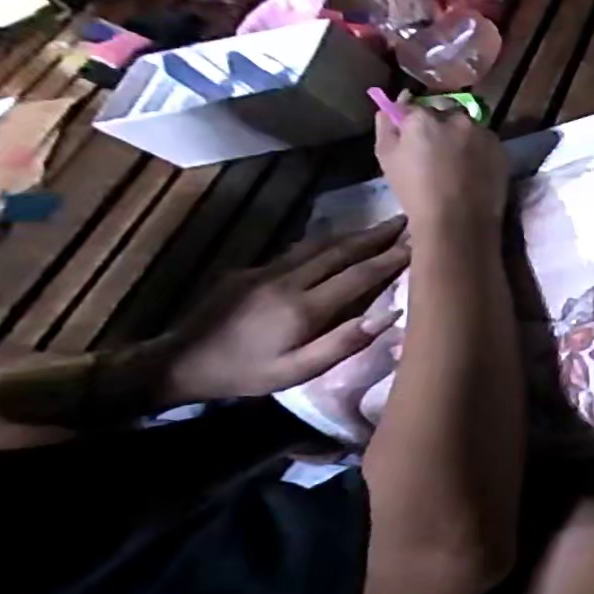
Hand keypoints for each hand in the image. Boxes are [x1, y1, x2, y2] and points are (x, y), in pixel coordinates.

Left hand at [161, 218, 409, 402]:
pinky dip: (327, 243)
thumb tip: (391, 315)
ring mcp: (265, 272)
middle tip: (406, 220)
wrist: (174, 364)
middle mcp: (287, 281)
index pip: (360, 275)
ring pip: (319, 246)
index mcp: (304, 307)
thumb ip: (345, 342)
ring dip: (355, 235)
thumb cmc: (246, 373)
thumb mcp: (299, 370)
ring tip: (381, 226)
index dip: (392, 258)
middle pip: (341, 251)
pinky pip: (298, 252)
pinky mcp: (250, 272)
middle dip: (377, 236)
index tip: (420, 244)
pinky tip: (337, 242)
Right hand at [374, 98, 506, 240]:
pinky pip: (487, 142)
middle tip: (436, 146)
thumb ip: (387, 125)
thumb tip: (392, 106)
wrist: (460, 218)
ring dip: (462, 134)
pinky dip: (479, 148)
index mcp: (425, 118)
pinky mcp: (502, 150)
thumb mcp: (387, 156)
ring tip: (457, 159)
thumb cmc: (416, 190)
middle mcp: (458, 119)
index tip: (412, 131)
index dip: (413, 118)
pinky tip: (473, 167)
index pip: (415, 105)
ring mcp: (484, 134)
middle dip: (440, 122)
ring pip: (469, 126)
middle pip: (446, 112)